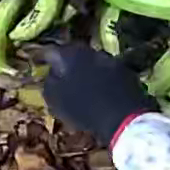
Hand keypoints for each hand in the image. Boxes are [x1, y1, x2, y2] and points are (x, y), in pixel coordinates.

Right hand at [41, 45, 156, 143]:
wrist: (124, 118)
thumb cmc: (83, 108)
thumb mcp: (55, 100)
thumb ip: (49, 83)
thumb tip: (51, 74)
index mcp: (70, 55)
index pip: (52, 52)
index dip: (45, 59)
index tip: (41, 66)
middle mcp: (92, 51)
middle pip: (75, 54)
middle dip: (68, 64)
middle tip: (63, 77)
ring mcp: (112, 60)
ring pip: (94, 62)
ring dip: (87, 71)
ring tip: (83, 86)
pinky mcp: (128, 72)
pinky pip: (109, 72)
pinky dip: (103, 79)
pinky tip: (102, 92)